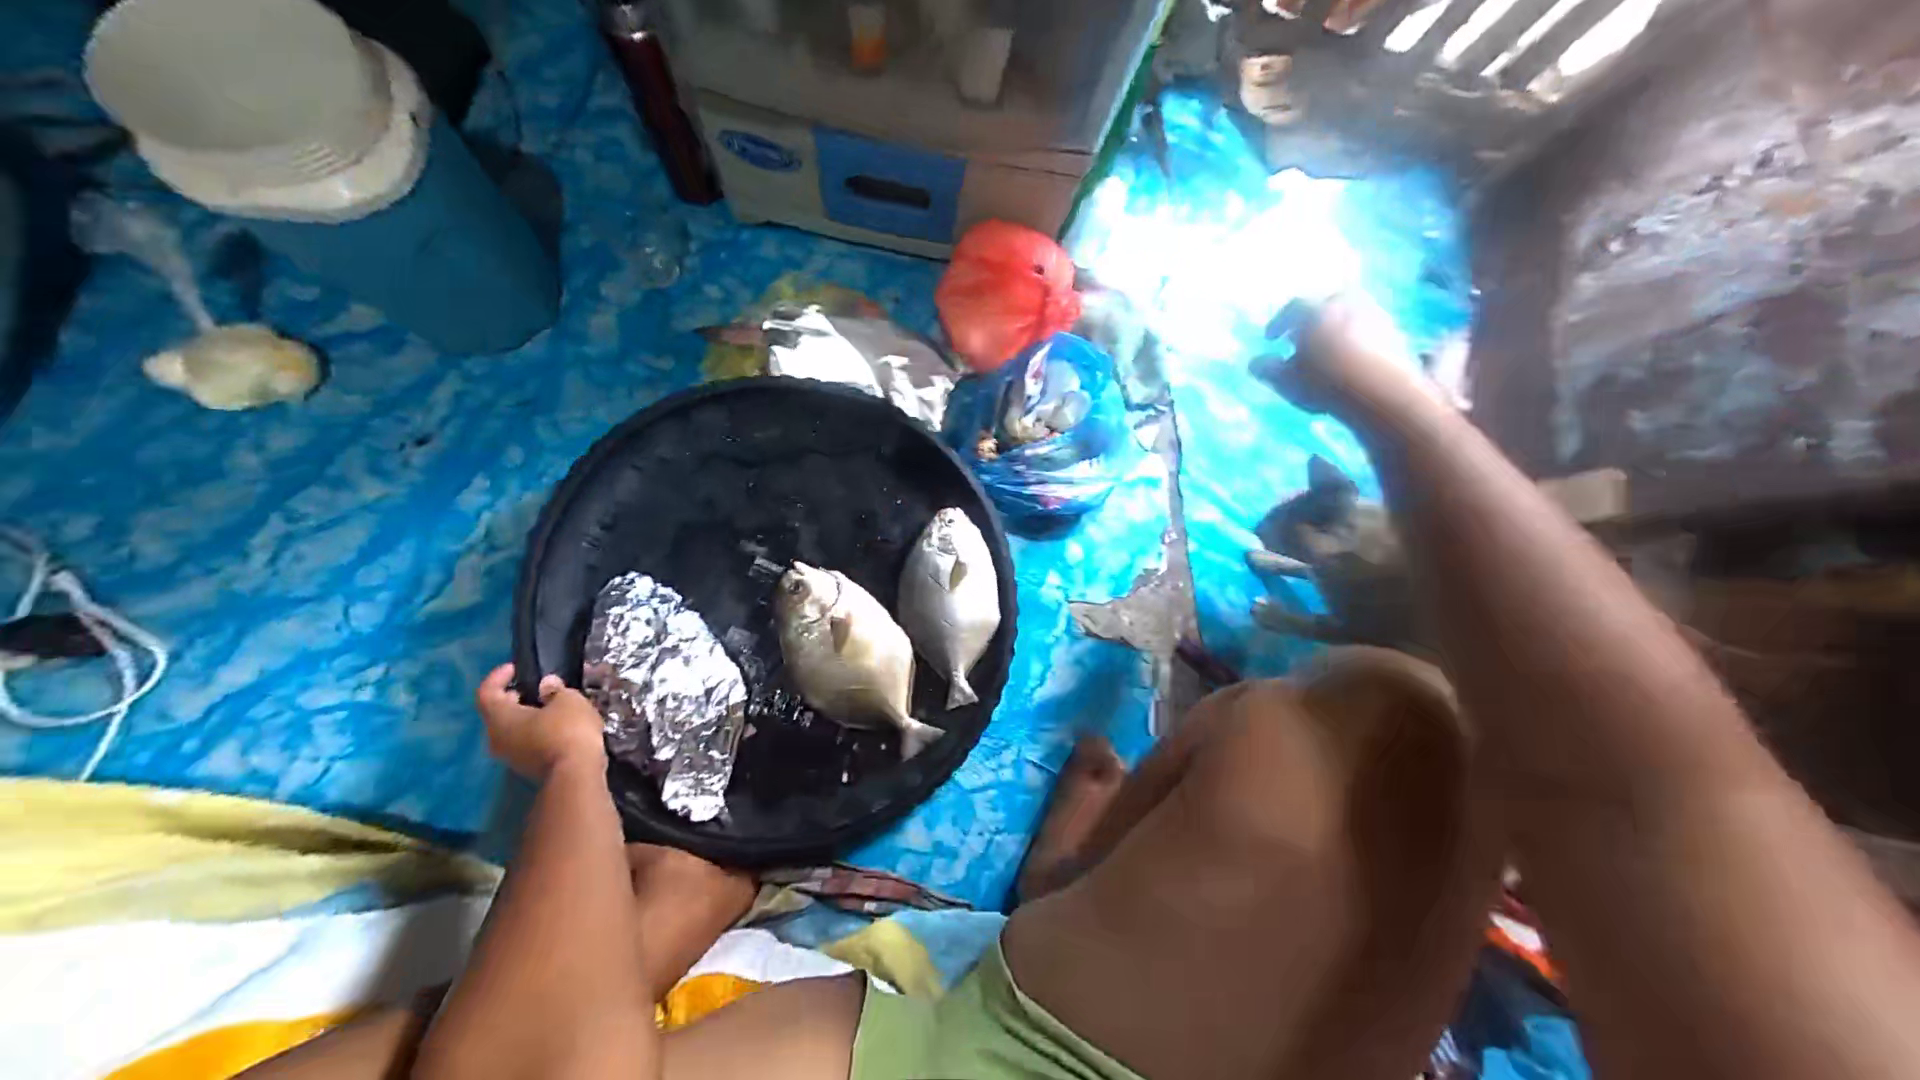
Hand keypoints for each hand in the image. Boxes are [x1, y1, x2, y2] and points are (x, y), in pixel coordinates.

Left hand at [475, 664, 607, 781]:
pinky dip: (537, 729)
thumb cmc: (567, 730)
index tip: (516, 667)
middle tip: (537, 686)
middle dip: (516, 696)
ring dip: (529, 715)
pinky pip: (526, 741)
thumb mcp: (568, 700)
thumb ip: (555, 689)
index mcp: (500, 717)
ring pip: (513, 728)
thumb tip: (546, 685)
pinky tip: (560, 724)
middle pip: (498, 711)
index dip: (499, 676)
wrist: (576, 773)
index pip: (487, 692)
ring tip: (553, 705)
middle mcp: (497, 738)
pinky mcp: (527, 766)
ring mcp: (511, 756)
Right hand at [1254, 294, 1441, 425]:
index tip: (1270, 338)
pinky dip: (1358, 338)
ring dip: (1338, 326)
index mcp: (1317, 311)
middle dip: (1314, 317)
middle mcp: (1348, 305)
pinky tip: (1352, 359)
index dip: (1278, 322)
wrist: (1380, 391)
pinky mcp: (1397, 334)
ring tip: (1328, 349)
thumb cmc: (1324, 382)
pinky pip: (1371, 329)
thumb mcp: (1286, 380)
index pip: (1293, 307)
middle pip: (1328, 301)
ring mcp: (1376, 316)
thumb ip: (1267, 369)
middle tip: (1303, 336)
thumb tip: (1254, 363)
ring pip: (1352, 313)